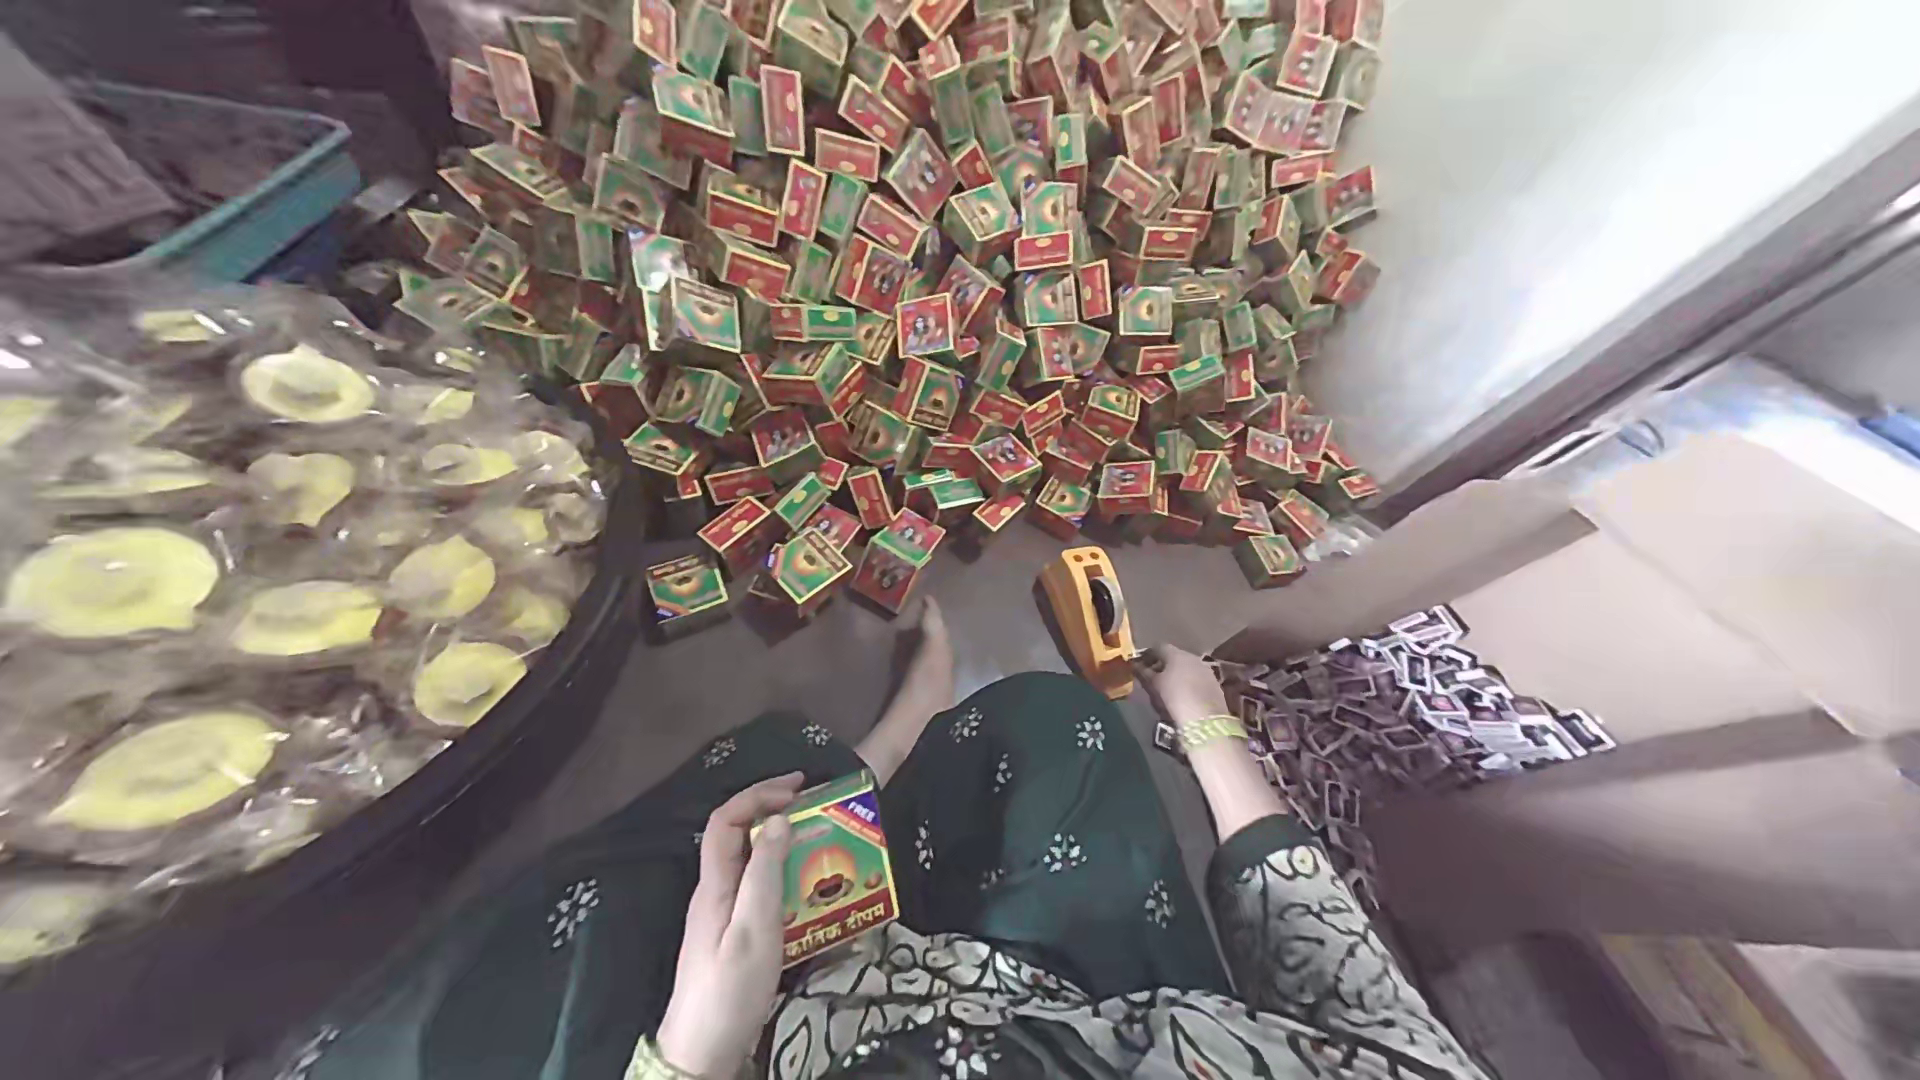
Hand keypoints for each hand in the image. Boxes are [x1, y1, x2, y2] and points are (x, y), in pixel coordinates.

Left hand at [656, 772, 801, 1076]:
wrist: (701, 1055)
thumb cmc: (730, 990)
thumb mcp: (754, 929)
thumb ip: (765, 872)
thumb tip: (780, 819)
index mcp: (715, 883)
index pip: (726, 820)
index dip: (757, 795)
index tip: (796, 788)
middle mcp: (715, 888)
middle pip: (736, 831)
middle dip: (770, 806)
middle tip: (810, 799)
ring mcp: (722, 910)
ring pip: (748, 856)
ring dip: (779, 835)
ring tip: (814, 832)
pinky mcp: (733, 929)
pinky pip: (756, 881)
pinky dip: (781, 866)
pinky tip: (804, 878)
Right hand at [1135, 644, 1231, 728]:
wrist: (1204, 720)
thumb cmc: (1173, 698)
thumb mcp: (1153, 685)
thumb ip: (1143, 672)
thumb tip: (1135, 664)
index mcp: (1176, 654)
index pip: (1158, 647)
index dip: (1147, 655)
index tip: (1140, 665)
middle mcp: (1192, 657)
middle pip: (1174, 656)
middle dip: (1162, 664)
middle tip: (1152, 677)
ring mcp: (1206, 670)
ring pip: (1186, 666)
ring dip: (1176, 673)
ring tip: (1168, 687)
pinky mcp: (1215, 684)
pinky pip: (1196, 677)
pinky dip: (1188, 681)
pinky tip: (1183, 694)